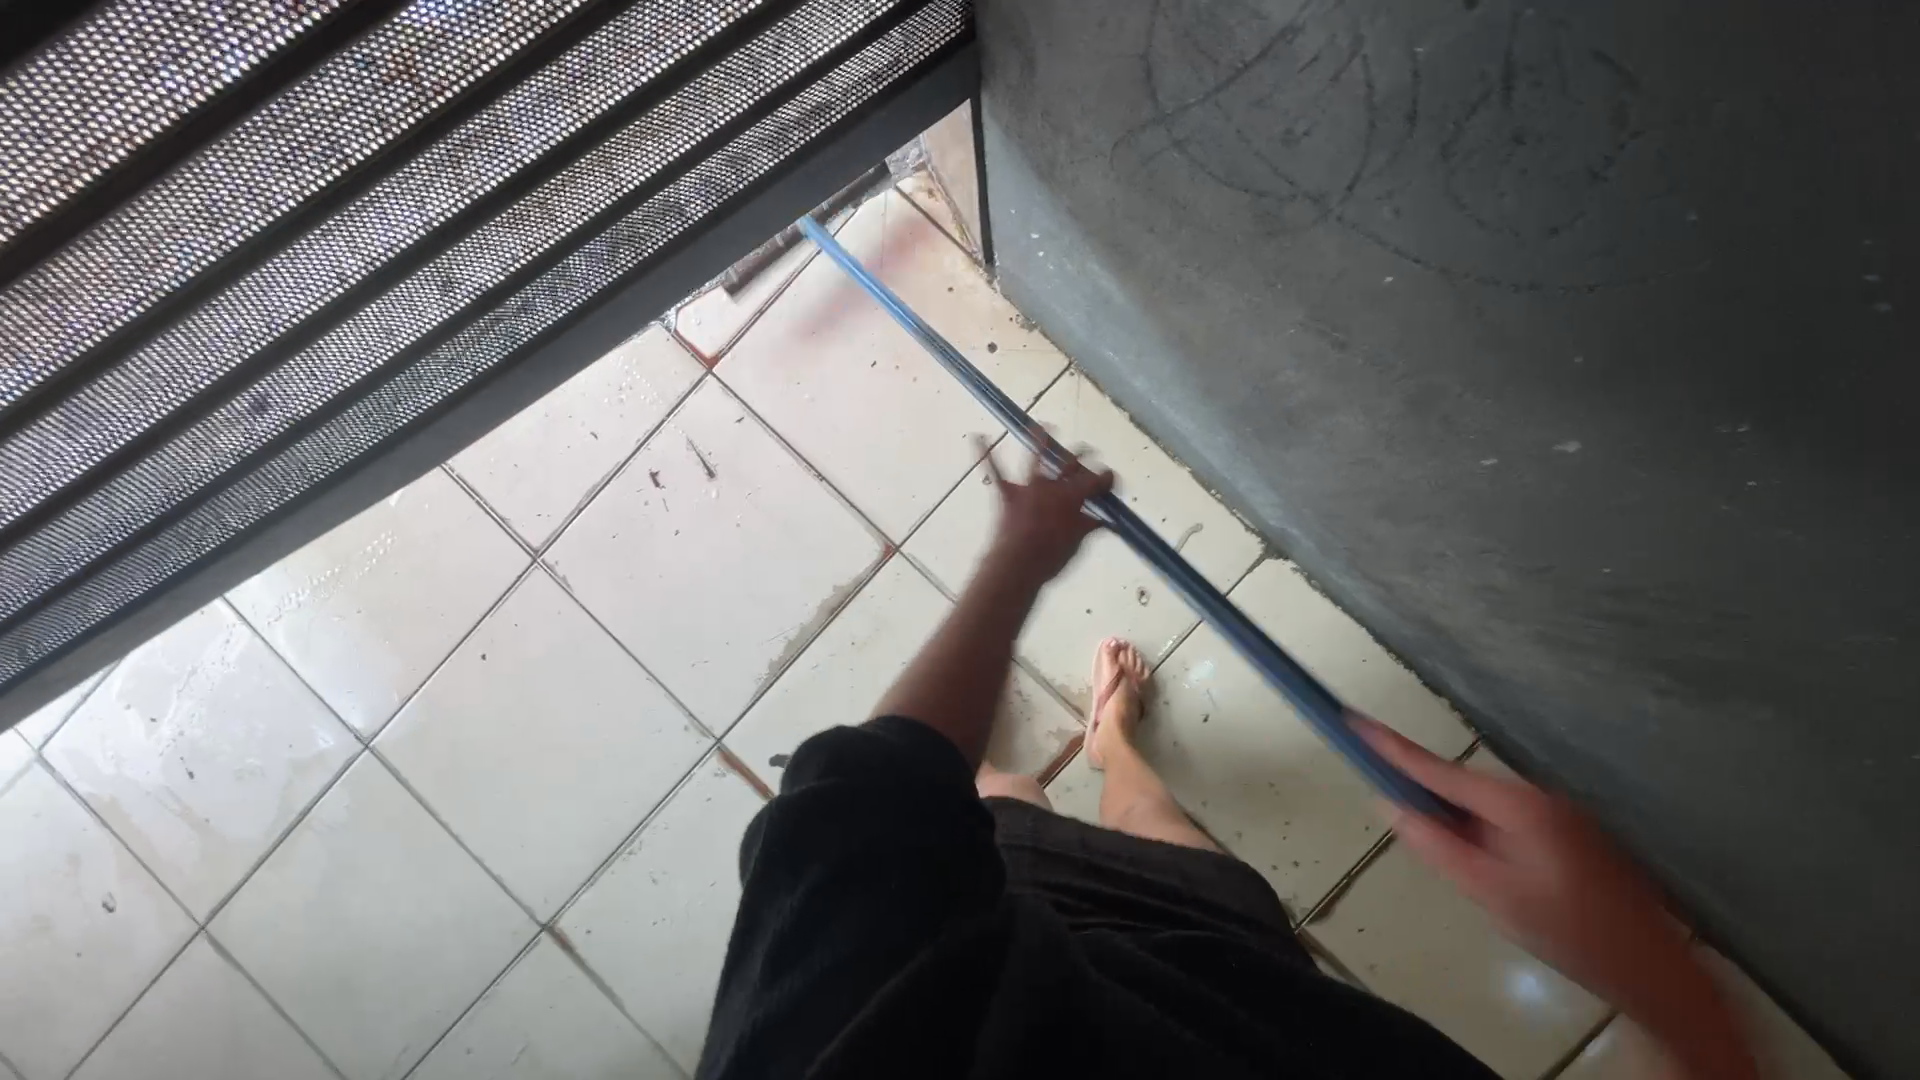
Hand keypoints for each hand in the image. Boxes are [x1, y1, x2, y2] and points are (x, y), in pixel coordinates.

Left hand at [978, 433, 1113, 585]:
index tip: (1111, 479)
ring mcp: (1028, 488)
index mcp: (1074, 496)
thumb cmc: (1052, 558)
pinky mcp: (1007, 494)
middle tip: (1088, 450)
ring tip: (1043, 426)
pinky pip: (994, 470)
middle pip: (1071, 463)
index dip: (1107, 477)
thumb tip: (1104, 519)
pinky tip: (977, 437)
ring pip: (1035, 457)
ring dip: (1040, 440)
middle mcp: (1053, 485)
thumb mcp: (1078, 543)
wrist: (1018, 564)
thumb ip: (1090, 525)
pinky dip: (985, 453)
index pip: (1097, 479)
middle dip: (1081, 454)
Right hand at [1358, 718, 1756, 1079]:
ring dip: (1470, 834)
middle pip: (1463, 789)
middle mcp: (1539, 796)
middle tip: (1439, 853)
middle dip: (1439, 812)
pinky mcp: (1577, 833)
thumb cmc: (1568, 933)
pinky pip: (1513, 823)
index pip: (1435, 768)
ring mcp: (1563, 813)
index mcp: (1515, 804)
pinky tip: (1512, 885)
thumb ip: (1434, 843)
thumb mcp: (1486, 891)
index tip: (1352, 719)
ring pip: (1488, 810)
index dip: (1389, 745)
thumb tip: (1391, 804)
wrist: (1661, 978)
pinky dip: (1495, 842)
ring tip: (1488, 886)